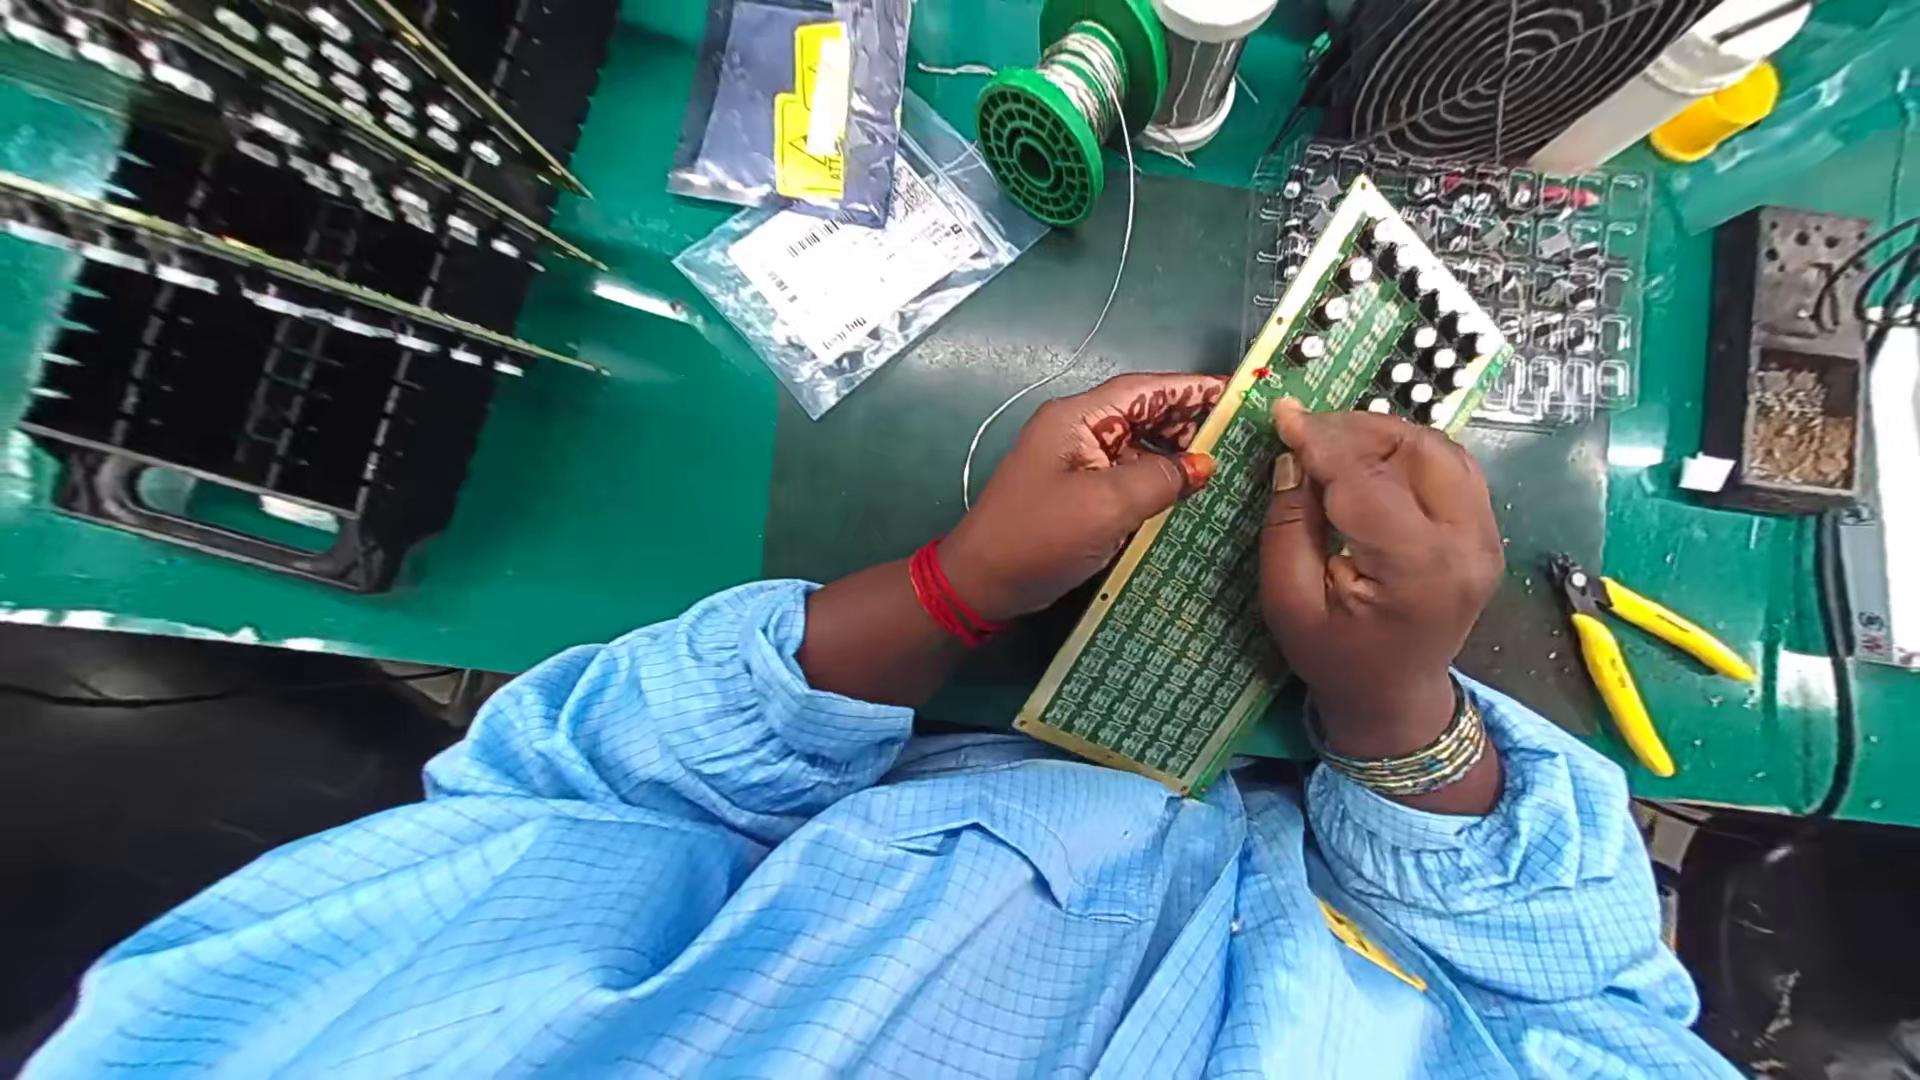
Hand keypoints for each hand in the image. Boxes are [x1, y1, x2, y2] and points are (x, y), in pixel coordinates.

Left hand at [942, 373, 1226, 621]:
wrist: (984, 583)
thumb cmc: (1040, 536)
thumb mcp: (1107, 504)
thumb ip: (1160, 477)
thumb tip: (1204, 464)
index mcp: (1075, 419)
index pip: (1143, 389)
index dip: (1191, 389)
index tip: (1237, 395)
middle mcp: (1075, 434)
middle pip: (1141, 415)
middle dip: (1186, 423)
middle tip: (1234, 440)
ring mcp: (1075, 465)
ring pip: (1135, 448)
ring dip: (1172, 456)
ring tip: (1216, 469)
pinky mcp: (1077, 495)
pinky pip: (1124, 478)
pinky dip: (1153, 483)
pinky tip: (1182, 497)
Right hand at [1259, 399, 1503, 759]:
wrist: (1393, 695)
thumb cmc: (1331, 656)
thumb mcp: (1288, 599)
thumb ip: (1289, 526)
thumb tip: (1292, 461)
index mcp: (1415, 568)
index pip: (1366, 480)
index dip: (1320, 441)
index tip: (1283, 415)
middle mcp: (1467, 543)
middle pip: (1417, 451)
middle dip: (1354, 429)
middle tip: (1302, 430)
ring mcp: (1485, 535)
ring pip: (1440, 450)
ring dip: (1381, 435)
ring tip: (1329, 441)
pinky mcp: (1483, 532)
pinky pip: (1449, 468)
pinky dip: (1404, 451)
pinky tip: (1366, 459)